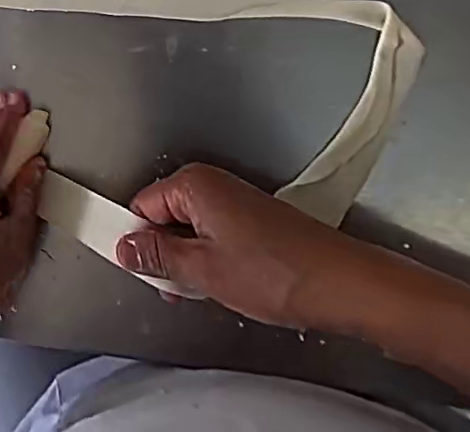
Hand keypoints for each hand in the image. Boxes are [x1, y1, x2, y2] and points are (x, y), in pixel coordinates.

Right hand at [114, 163, 411, 333]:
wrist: (342, 284)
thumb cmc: (280, 271)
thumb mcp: (202, 270)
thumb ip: (157, 256)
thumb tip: (127, 248)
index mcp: (193, 184)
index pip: (141, 205)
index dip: (137, 240)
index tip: (138, 267)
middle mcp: (211, 183)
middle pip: (163, 215)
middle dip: (164, 252)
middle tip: (176, 286)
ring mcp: (232, 198)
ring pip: (188, 227)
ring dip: (188, 258)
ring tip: (208, 287)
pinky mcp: (248, 216)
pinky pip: (211, 232)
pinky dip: (210, 256)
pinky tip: (226, 282)